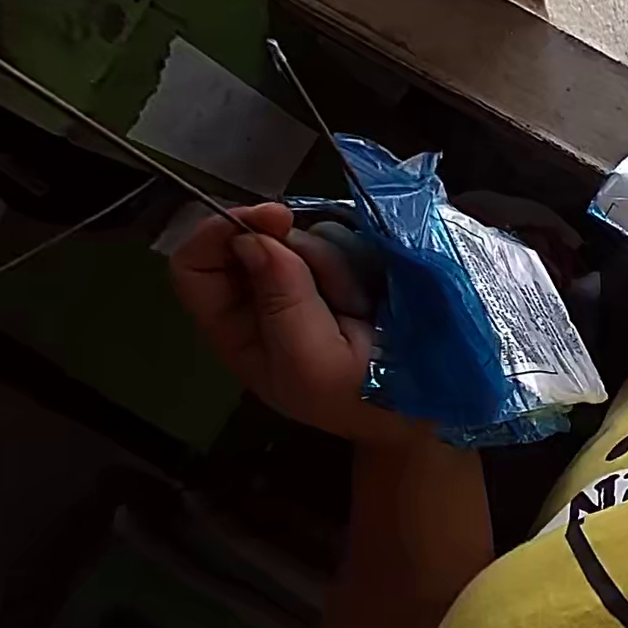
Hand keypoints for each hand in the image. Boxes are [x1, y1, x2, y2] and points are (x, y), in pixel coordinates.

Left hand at [170, 202, 417, 442]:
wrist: (427, 408)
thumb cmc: (365, 397)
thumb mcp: (313, 362)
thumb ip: (282, 303)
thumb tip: (257, 239)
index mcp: (242, 327)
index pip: (200, 266)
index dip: (223, 234)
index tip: (272, 219)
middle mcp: (275, 298)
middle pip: (266, 244)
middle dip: (305, 258)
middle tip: (343, 296)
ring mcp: (322, 286)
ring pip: (317, 240)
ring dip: (344, 266)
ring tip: (368, 308)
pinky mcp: (363, 277)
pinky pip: (358, 246)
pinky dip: (371, 262)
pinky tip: (384, 295)